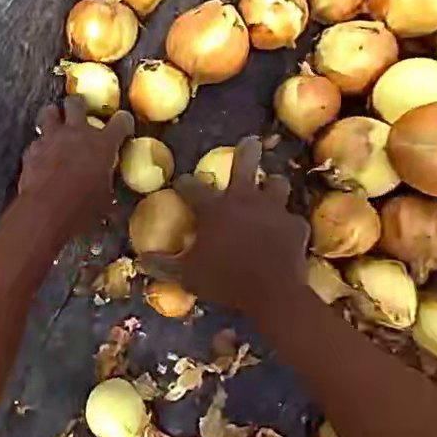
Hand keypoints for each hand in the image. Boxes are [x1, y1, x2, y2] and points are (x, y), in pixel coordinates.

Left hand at [17, 97, 132, 241]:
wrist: (45, 212)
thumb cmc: (82, 209)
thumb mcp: (105, 204)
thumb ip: (110, 197)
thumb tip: (116, 210)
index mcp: (102, 144)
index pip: (121, 121)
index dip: (124, 121)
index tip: (124, 126)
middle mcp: (76, 133)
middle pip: (76, 103)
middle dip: (79, 104)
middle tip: (81, 112)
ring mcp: (51, 139)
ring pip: (50, 112)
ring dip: (54, 116)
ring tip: (57, 125)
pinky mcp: (32, 150)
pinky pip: (36, 140)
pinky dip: (41, 146)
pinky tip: (42, 157)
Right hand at [154, 136, 310, 315]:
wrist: (272, 293)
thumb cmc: (224, 280)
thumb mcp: (186, 275)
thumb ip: (163, 265)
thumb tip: (140, 259)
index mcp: (214, 208)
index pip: (192, 186)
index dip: (184, 183)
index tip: (181, 184)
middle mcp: (244, 200)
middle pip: (246, 164)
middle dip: (246, 151)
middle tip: (250, 142)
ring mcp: (274, 211)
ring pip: (277, 185)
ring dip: (272, 185)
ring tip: (271, 187)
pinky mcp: (296, 227)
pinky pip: (292, 221)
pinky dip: (287, 225)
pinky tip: (285, 232)